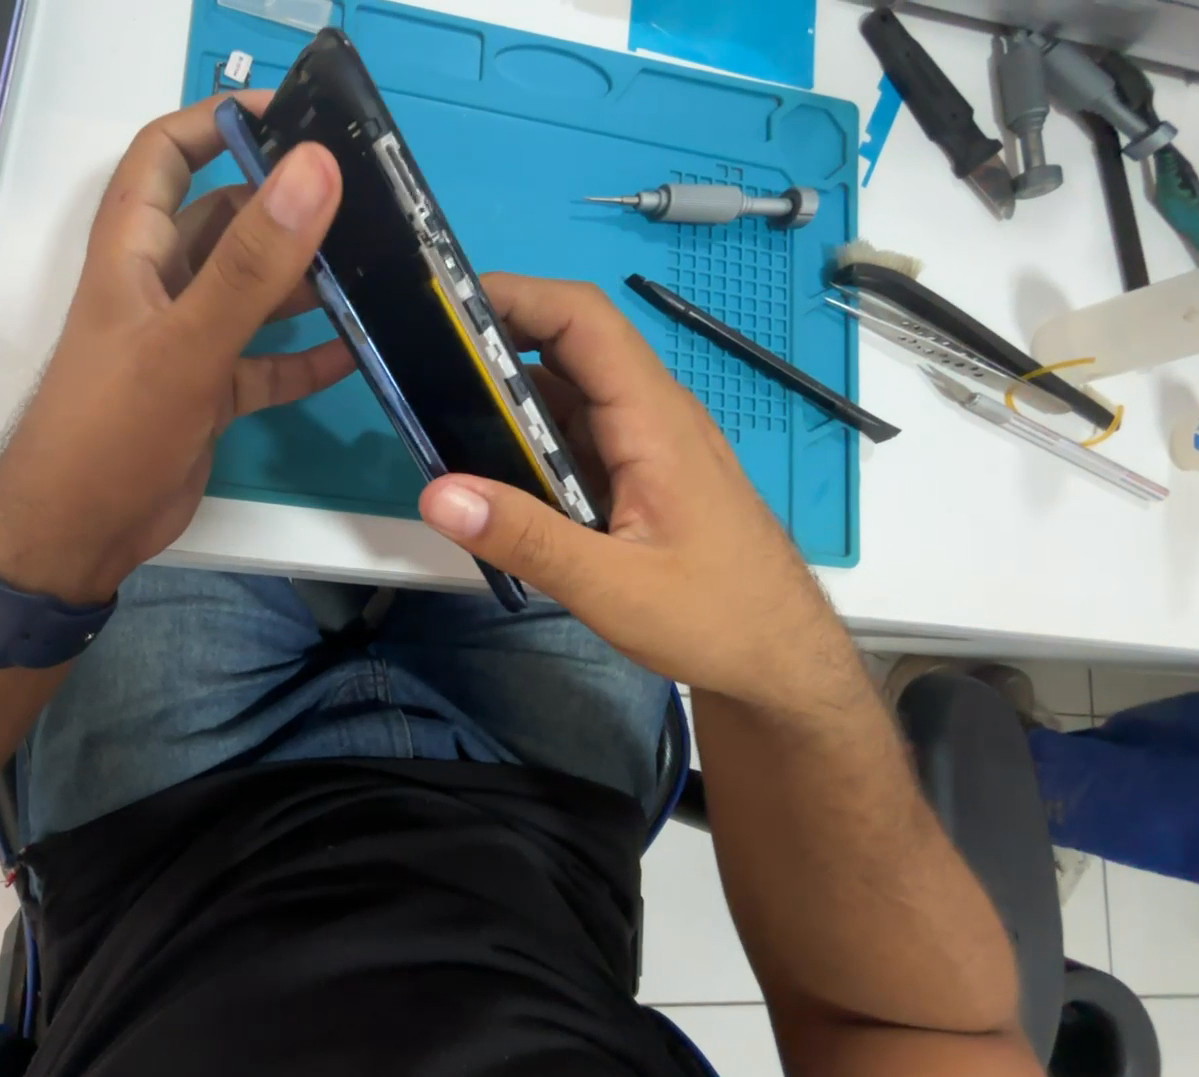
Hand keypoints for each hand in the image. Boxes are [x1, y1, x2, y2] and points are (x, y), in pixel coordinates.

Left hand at [0, 94, 348, 603]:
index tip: (293, 116)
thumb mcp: (185, 342)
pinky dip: (304, 359)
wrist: (82, 531)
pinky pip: (265, 364)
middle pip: (226, 224)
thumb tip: (312, 170)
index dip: (219, 122)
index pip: (168, 155)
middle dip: (286, 208)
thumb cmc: (115, 428)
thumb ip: (250, 264)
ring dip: (304, 285)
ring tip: (373, 272)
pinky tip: (355, 353)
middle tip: (363, 201)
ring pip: (252, 296)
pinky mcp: (208, 393)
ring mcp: (186, 343)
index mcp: (134, 252)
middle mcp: (161, 287)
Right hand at [417, 275, 865, 713]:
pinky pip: (572, 434)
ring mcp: (643, 444)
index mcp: (653, 419)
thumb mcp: (611, 585)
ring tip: (436, 406)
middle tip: (421, 359)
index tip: (446, 304)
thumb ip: (524, 538)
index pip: (585, 320)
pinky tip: (486, 466)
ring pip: (567, 393)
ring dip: (506, 393)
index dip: (518, 295)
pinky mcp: (635, 474)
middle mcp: (649, 415)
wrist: (778, 659)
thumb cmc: (714, 618)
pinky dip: (524, 436)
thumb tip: (436, 494)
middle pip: (570, 347)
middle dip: (495, 340)